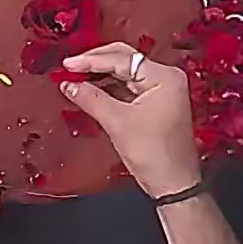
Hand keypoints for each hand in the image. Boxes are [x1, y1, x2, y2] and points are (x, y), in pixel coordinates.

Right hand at [60, 43, 202, 197]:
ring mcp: (162, 89)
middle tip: (69, 67)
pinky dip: (109, 87)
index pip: (122, 59)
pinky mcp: (155, 102)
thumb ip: (91, 98)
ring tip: (75, 77)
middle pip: (125, 60)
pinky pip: (129, 87)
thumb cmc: (154, 154)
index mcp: (164, 77)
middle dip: (96, 62)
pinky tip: (90, 89)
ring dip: (101, 74)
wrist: (173, 183)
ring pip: (125, 73)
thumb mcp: (117, 123)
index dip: (92, 60)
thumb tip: (69, 84)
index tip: (69, 64)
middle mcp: (166, 78)